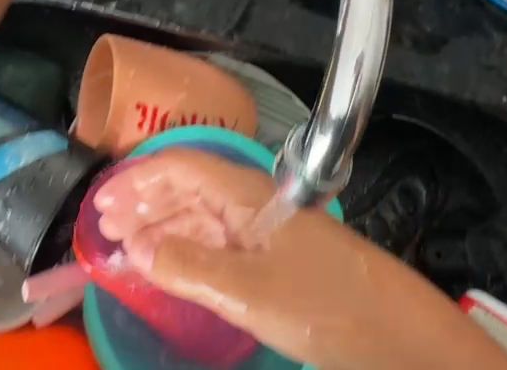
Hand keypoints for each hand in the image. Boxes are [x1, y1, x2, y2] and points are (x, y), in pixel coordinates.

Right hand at [93, 149, 506, 369]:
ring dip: (162, 227)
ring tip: (127, 244)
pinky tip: (169, 266)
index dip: (139, 180)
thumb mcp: (249, 292)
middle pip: (187, 188)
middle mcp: (251, 204)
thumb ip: (189, 268)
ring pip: (201, 217)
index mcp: (245, 194)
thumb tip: (136, 250)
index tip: (104, 202)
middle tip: (106, 224)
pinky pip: (218, 245)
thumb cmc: (326, 306)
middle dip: (144, 202)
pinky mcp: (275, 262)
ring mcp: (264, 233)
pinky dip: (187, 252)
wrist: (402, 338)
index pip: (181, 166)